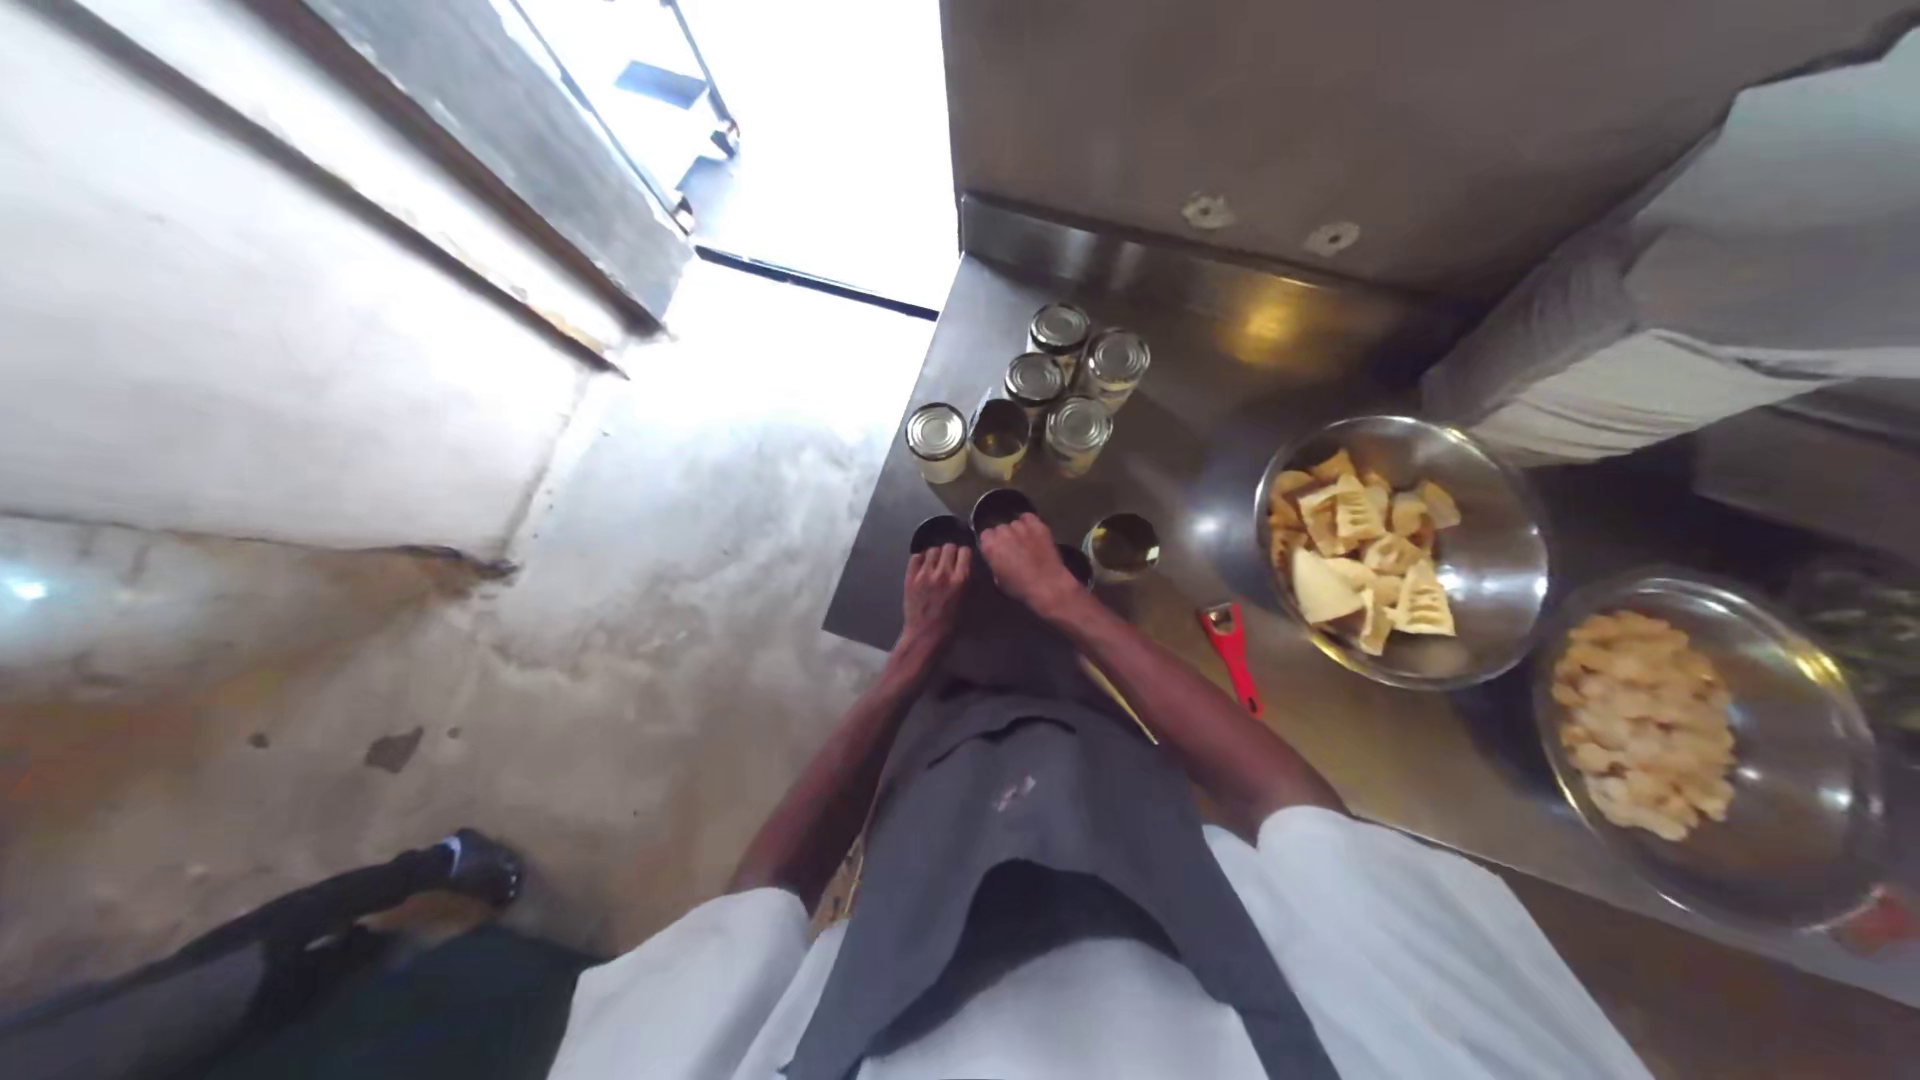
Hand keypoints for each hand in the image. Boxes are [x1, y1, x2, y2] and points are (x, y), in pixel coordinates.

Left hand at [901, 543, 969, 647]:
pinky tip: (922, 567)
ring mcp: (924, 574)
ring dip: (935, 555)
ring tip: (934, 564)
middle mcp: (943, 573)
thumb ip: (963, 580)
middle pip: (948, 546)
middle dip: (950, 552)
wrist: (925, 636)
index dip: (963, 554)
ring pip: (932, 550)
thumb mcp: (964, 600)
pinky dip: (920, 559)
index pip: (964, 551)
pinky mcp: (910, 577)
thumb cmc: (949, 623)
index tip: (961, 559)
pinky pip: (915, 557)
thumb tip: (961, 564)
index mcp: (960, 580)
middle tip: (948, 561)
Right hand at [977, 513, 1083, 617]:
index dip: (991, 543)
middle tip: (1012, 548)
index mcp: (990, 546)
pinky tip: (1032, 532)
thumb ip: (994, 562)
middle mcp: (1003, 532)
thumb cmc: (1020, 587)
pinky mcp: (1038, 526)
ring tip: (1025, 542)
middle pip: (1000, 528)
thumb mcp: (998, 580)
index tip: (997, 550)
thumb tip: (997, 558)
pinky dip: (1029, 523)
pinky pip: (1029, 518)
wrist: (1047, 585)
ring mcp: (1021, 527)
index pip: (985, 535)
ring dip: (1017, 531)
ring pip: (1015, 523)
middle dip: (1004, 537)